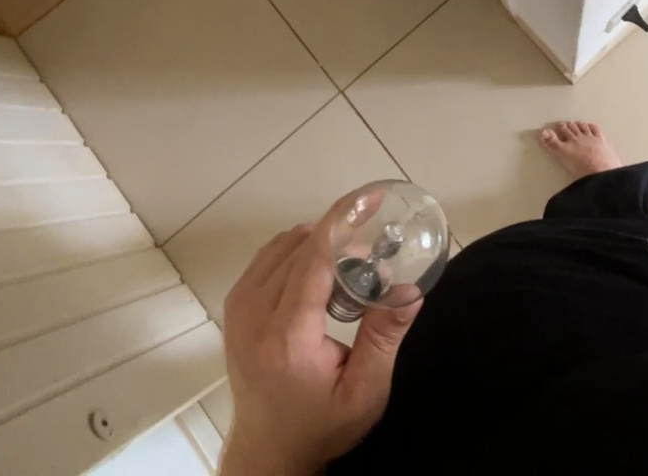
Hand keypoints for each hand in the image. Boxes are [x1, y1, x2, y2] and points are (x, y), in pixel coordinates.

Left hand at [219, 208, 420, 474]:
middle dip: (342, 236)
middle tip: (374, 253)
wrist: (268, 450)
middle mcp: (255, 315)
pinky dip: (299, 248)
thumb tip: (411, 288)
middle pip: (302, 247)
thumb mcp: (365, 391)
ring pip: (284, 245)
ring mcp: (239, 307)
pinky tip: (321, 266)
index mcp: (287, 338)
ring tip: (350, 264)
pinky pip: (270, 255)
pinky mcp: (236, 305)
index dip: (343, 221)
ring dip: (320, 241)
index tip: (371, 197)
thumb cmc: (321, 423)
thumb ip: (385, 337)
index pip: (313, 259)